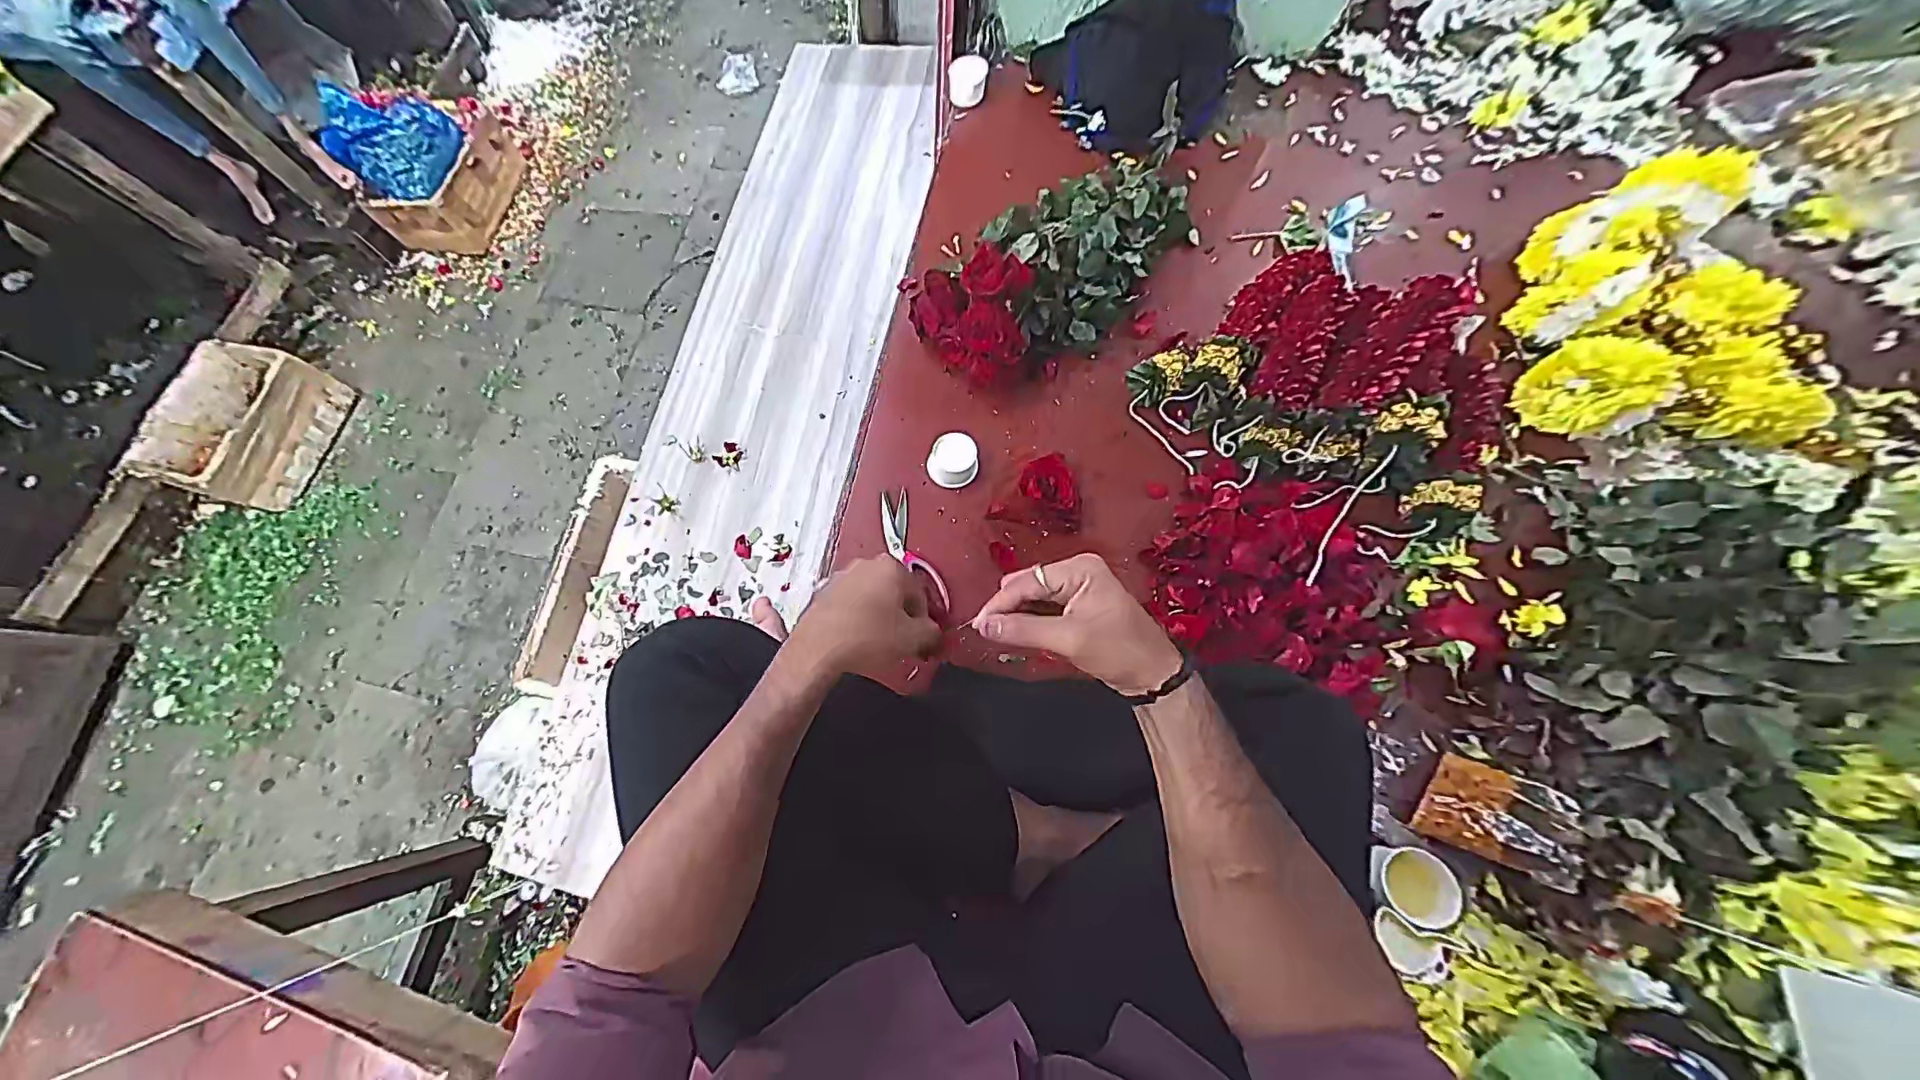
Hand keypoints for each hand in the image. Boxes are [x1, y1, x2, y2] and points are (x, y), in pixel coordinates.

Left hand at [784, 556, 942, 677]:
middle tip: (903, 642)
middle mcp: (866, 565)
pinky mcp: (823, 594)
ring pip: (872, 598)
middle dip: (901, 617)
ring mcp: (842, 578)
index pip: (920, 594)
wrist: (817, 650)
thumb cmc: (866, 637)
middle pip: (895, 593)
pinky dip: (857, 620)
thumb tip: (932, 634)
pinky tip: (858, 641)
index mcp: (891, 567)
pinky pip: (850, 606)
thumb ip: (933, 632)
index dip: (925, 621)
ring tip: (879, 644)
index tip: (922, 638)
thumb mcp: (913, 638)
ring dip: (879, 618)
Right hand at [971, 553, 1182, 694]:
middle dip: (1007, 607)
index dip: (1001, 602)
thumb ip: (1023, 629)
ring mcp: (1079, 588)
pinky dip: (1030, 621)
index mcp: (1080, 569)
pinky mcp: (1078, 606)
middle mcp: (1078, 571)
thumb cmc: (1119, 650)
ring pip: (1035, 598)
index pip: (1029, 581)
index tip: (978, 623)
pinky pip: (1045, 609)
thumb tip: (984, 625)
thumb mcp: (1069, 639)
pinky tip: (1016, 633)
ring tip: (995, 632)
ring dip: (1017, 615)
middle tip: (984, 630)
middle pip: (1030, 586)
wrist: (1153, 674)